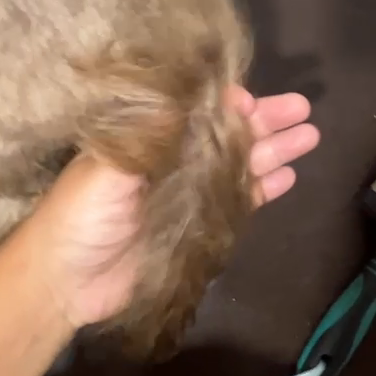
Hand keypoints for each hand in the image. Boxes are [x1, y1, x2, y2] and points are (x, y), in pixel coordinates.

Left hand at [16, 88, 318, 328]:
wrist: (66, 280)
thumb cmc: (82, 213)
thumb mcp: (113, 163)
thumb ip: (158, 131)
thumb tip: (202, 95)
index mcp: (149, 137)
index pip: (197, 110)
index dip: (227, 103)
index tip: (251, 100)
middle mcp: (173, 159)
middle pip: (226, 133)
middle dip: (264, 120)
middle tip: (303, 108)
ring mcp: (187, 193)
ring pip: (240, 163)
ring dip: (273, 149)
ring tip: (309, 135)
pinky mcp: (197, 228)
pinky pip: (238, 201)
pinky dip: (263, 187)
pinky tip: (289, 175)